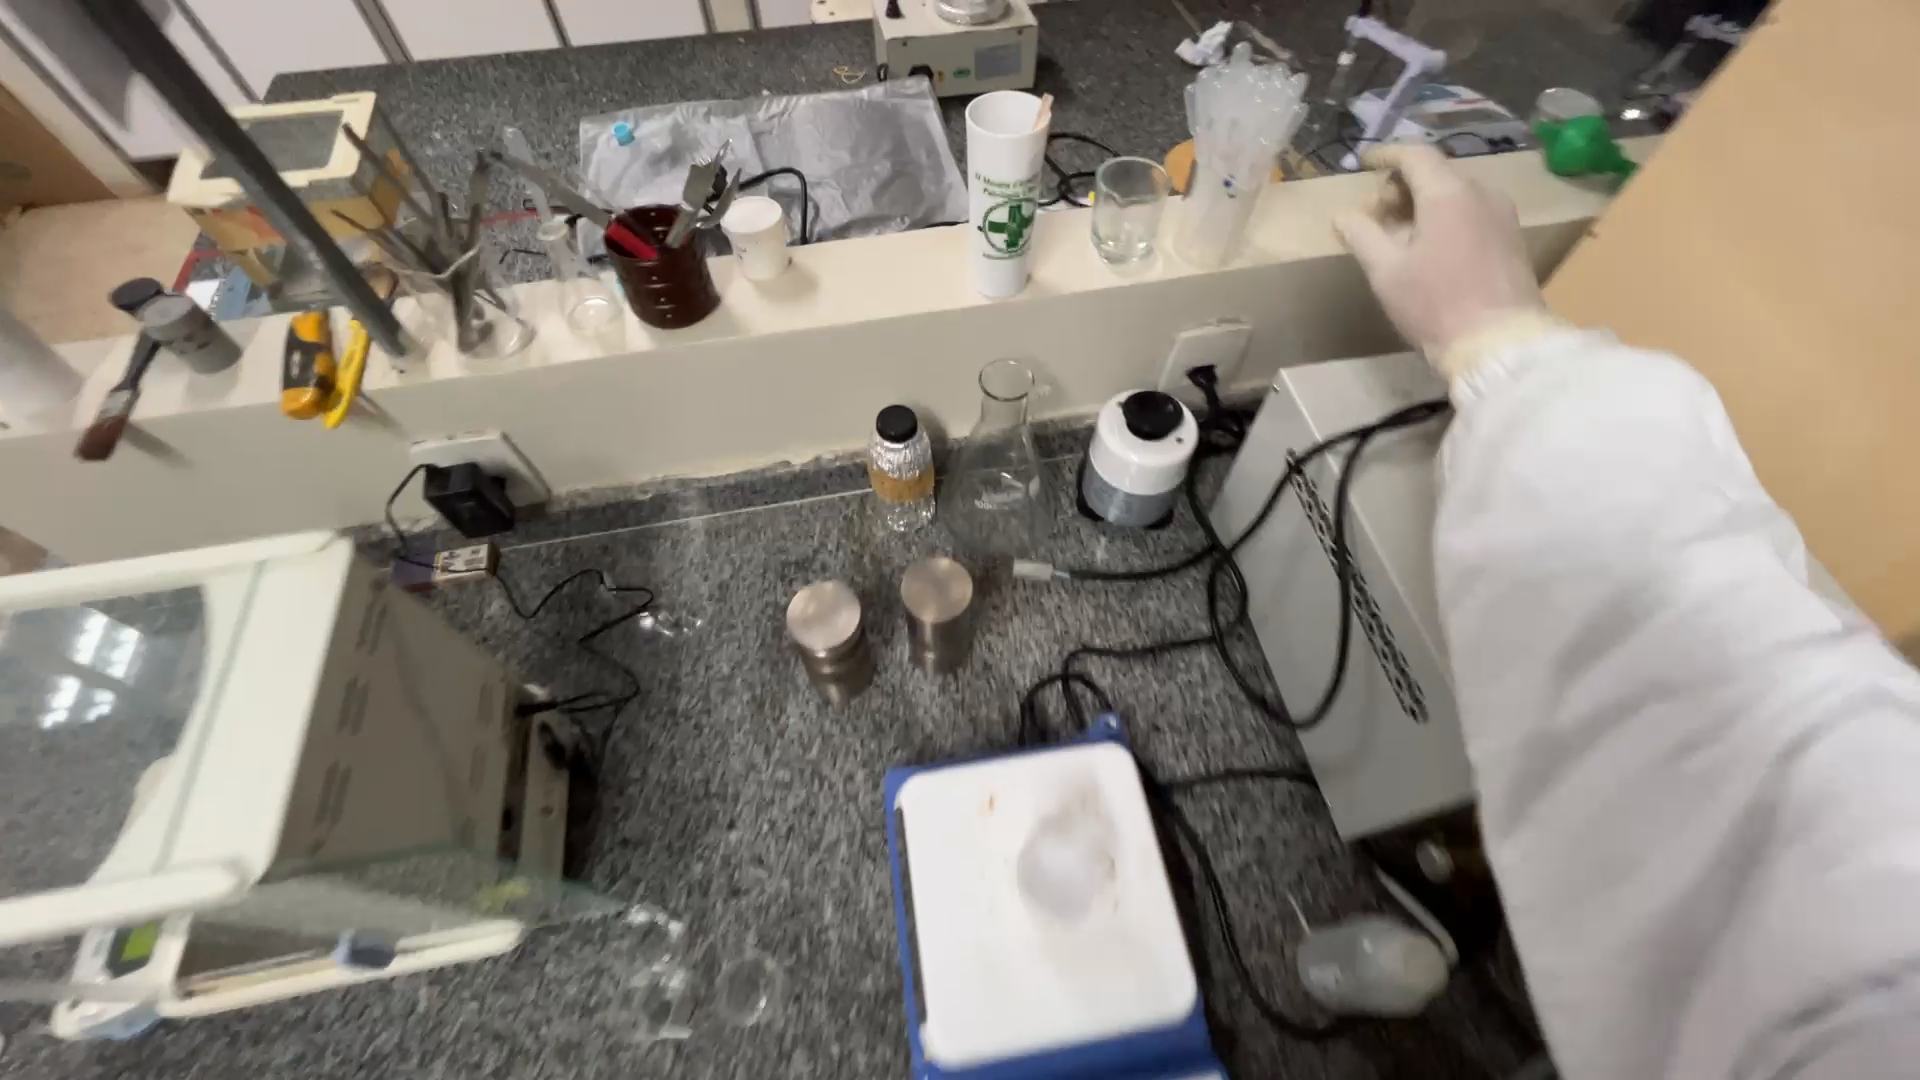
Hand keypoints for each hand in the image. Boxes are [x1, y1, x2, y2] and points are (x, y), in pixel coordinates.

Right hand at [1334, 144, 1555, 380]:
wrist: (1496, 339)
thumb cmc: (1434, 304)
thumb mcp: (1386, 272)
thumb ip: (1362, 236)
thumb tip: (1344, 215)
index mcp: (1448, 195)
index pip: (1416, 156)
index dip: (1386, 155)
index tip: (1364, 163)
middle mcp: (1481, 193)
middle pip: (1435, 174)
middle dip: (1400, 187)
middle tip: (1373, 217)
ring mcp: (1501, 214)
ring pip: (1453, 194)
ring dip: (1421, 204)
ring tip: (1397, 237)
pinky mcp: (1509, 236)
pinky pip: (1469, 212)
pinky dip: (1443, 218)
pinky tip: (1426, 249)